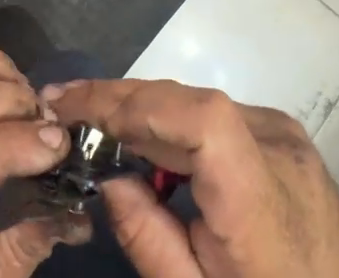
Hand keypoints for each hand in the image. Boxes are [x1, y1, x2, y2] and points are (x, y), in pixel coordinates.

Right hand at [47, 79, 338, 277]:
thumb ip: (148, 239)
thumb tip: (105, 176)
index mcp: (261, 200)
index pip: (202, 122)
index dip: (135, 105)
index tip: (75, 110)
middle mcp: (276, 147)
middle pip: (187, 103)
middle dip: (117, 100)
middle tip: (57, 102)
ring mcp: (281, 131)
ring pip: (193, 101)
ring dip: (137, 105)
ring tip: (82, 113)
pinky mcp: (279, 128)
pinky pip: (210, 113)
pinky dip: (165, 117)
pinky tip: (134, 130)